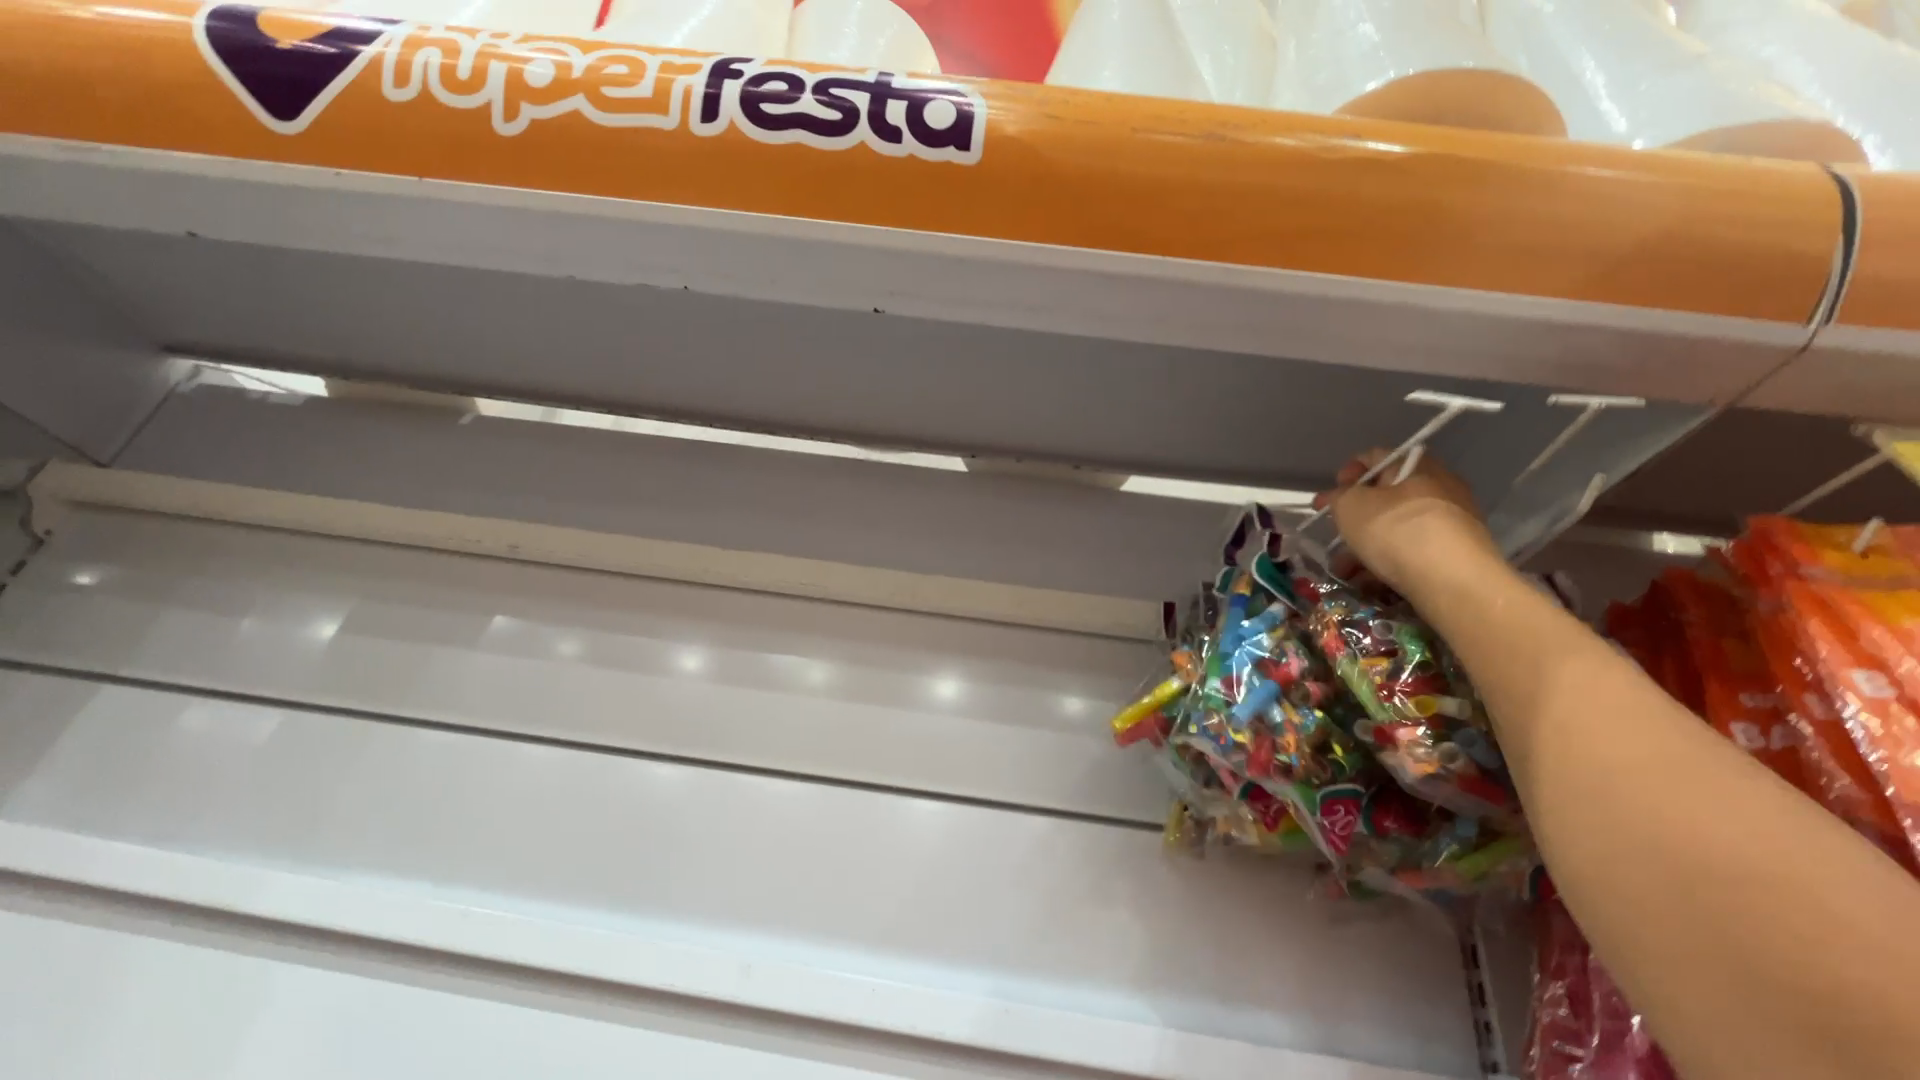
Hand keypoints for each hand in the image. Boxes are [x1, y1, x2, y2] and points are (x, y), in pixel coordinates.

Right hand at [1315, 449, 1502, 594]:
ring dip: (1365, 547)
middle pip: (1385, 498)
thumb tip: (1339, 497)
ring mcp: (1451, 522)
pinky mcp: (1455, 554)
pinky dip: (1387, 564)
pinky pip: (1412, 553)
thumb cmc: (1396, 531)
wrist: (1454, 580)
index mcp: (1416, 465)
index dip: (1347, 473)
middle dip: (1354, 519)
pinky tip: (1368, 582)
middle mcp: (1439, 487)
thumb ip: (1338, 496)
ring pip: (1396, 530)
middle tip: (1334, 537)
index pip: (1375, 457)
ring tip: (1344, 571)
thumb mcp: (1351, 506)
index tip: (1329, 497)